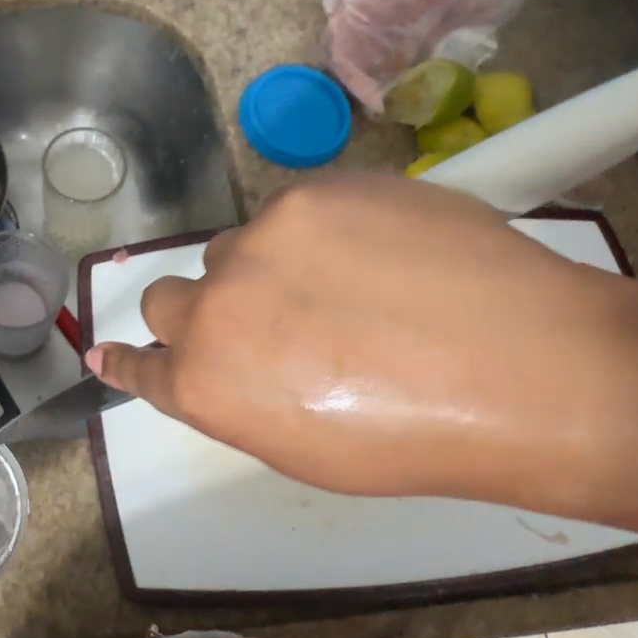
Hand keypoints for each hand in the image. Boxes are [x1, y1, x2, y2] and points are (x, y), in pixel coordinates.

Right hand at [88, 176, 637, 513]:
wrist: (530, 370)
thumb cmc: (417, 439)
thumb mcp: (303, 446)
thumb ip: (235, 400)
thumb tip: (198, 368)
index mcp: (207, 383)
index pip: (141, 360)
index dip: (127, 357)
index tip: (107, 350)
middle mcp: (214, 305)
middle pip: (169, 296)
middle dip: (206, 311)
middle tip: (270, 323)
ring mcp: (262, 239)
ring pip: (234, 247)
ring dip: (265, 268)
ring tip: (347, 289)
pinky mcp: (314, 191)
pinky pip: (289, 212)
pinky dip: (315, 233)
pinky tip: (377, 255)